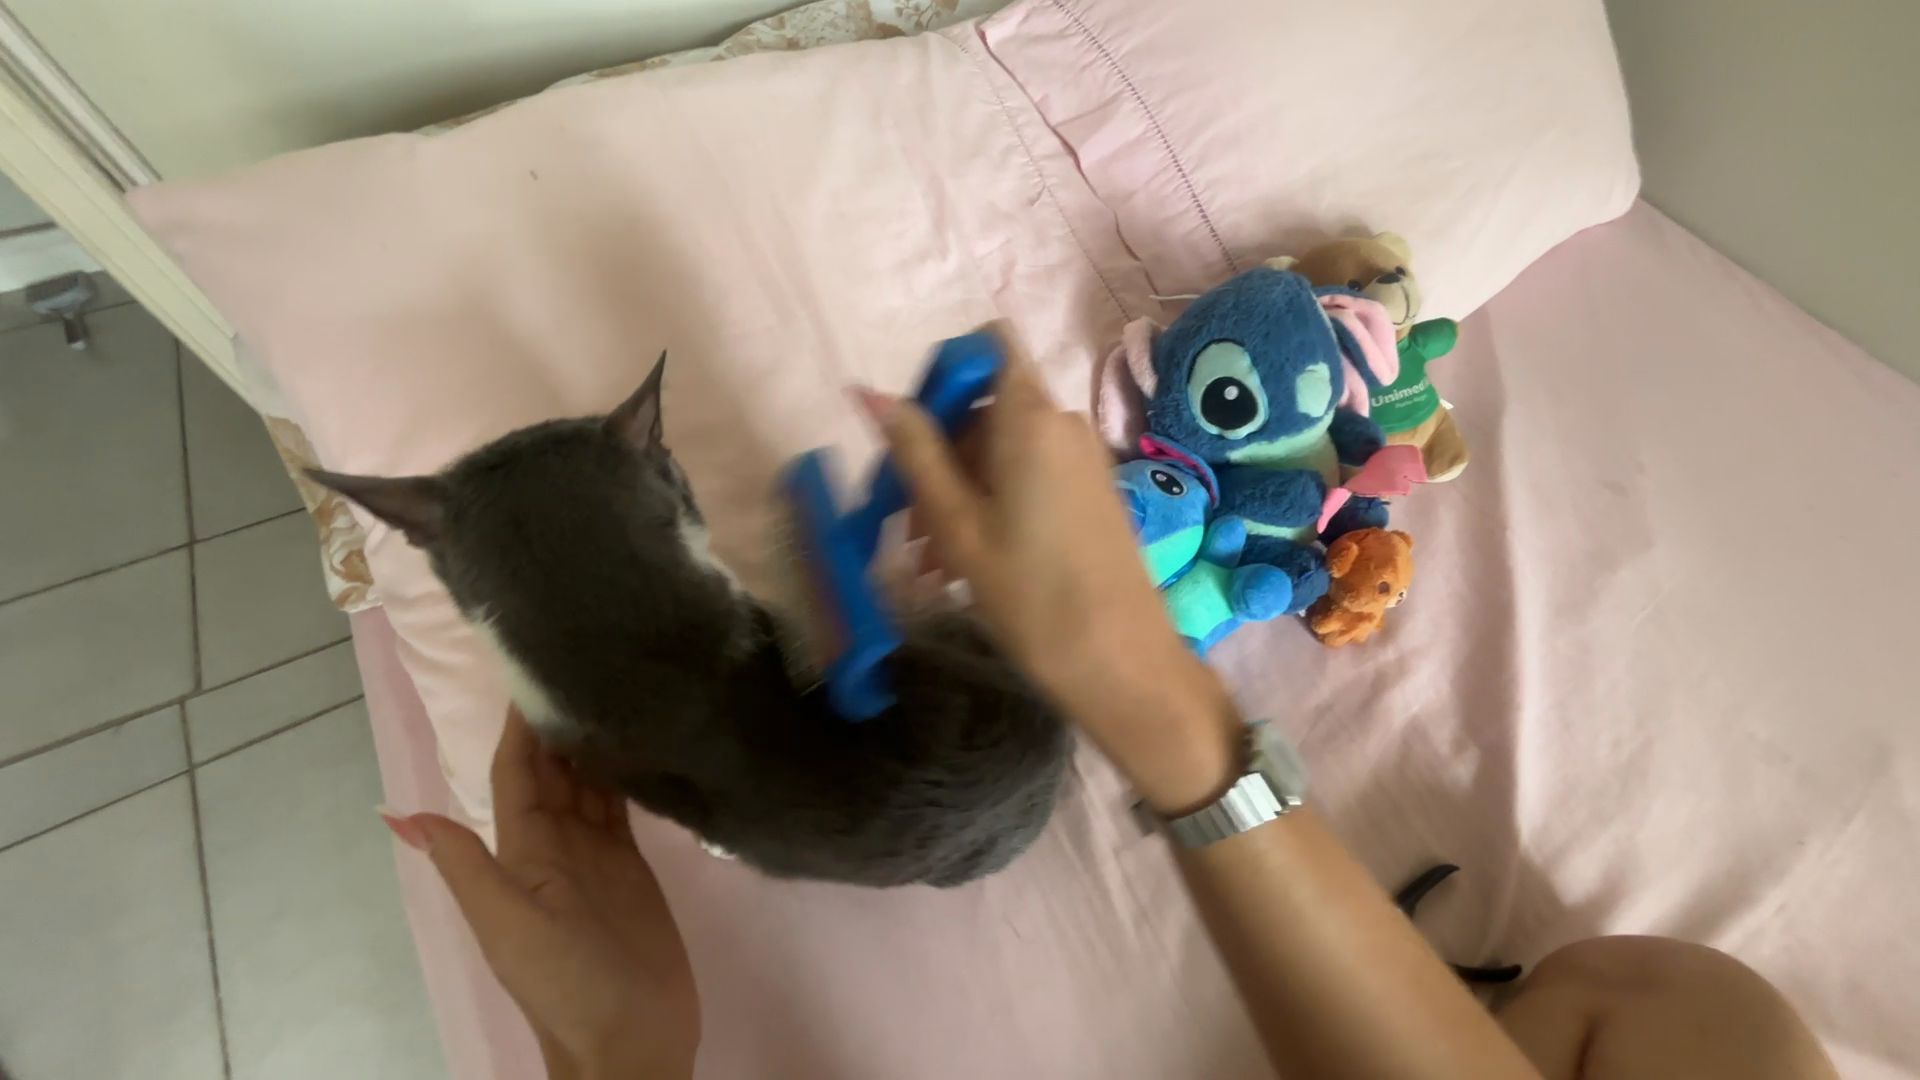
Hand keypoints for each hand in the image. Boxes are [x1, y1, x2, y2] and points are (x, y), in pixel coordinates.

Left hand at [380, 709, 698, 1079]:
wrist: (631, 1037)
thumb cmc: (568, 983)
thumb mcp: (512, 928)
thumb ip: (468, 869)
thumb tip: (400, 814)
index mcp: (523, 855)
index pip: (517, 776)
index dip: (520, 730)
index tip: (530, 675)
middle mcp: (555, 846)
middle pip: (553, 772)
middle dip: (557, 725)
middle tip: (579, 668)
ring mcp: (596, 853)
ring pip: (587, 784)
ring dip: (591, 743)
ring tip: (607, 693)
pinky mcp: (631, 861)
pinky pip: (621, 805)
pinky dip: (622, 774)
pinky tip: (634, 744)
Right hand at [861, 322, 1245, 813]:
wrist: (1122, 663)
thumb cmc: (1030, 595)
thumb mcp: (958, 524)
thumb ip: (916, 452)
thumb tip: (871, 394)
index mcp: (1030, 417)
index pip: (986, 346)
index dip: (944, 377)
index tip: (915, 437)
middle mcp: (1063, 424)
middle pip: (986, 407)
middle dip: (939, 455)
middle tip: (911, 526)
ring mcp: (1083, 460)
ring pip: (1003, 450)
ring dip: (960, 491)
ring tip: (935, 560)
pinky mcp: (1092, 493)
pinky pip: (1031, 476)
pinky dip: (994, 503)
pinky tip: (971, 561)